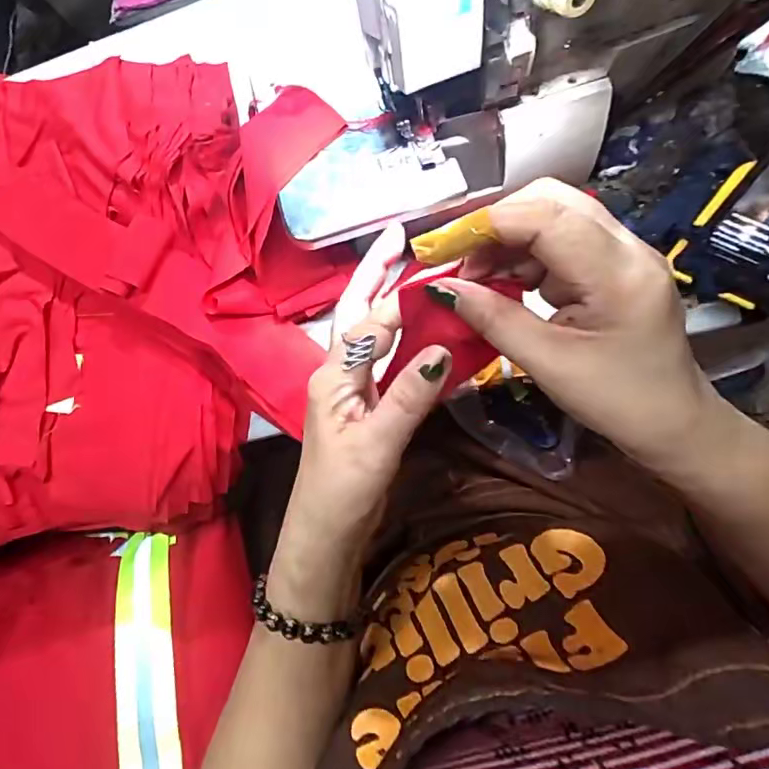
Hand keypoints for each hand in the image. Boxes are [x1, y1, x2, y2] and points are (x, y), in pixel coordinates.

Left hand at [270, 224, 450, 617]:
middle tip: (399, 235)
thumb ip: (408, 397)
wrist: (326, 534)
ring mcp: (351, 388)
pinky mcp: (366, 406)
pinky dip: (405, 340)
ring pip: (373, 334)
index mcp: (334, 375)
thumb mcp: (377, 444)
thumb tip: (443, 347)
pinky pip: (386, 361)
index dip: (405, 294)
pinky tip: (426, 330)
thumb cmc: (342, 492)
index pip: (373, 323)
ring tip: (416, 267)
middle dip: (376, 273)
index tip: (440, 264)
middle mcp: (339, 372)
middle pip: (360, 313)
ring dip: (391, 300)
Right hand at [426, 179, 733, 468]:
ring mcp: (621, 252)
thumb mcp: (547, 363)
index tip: (440, 250)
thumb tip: (441, 289)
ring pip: (550, 215)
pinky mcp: (610, 263)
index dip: (485, 225)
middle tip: (456, 259)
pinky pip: (556, 239)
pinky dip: (519, 254)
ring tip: (474, 278)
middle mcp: (627, 249)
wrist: (673, 421)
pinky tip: (501, 284)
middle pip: (550, 201)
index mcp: (619, 274)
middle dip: (493, 224)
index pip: (546, 218)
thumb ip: (492, 319)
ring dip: (503, 240)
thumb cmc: (618, 400)